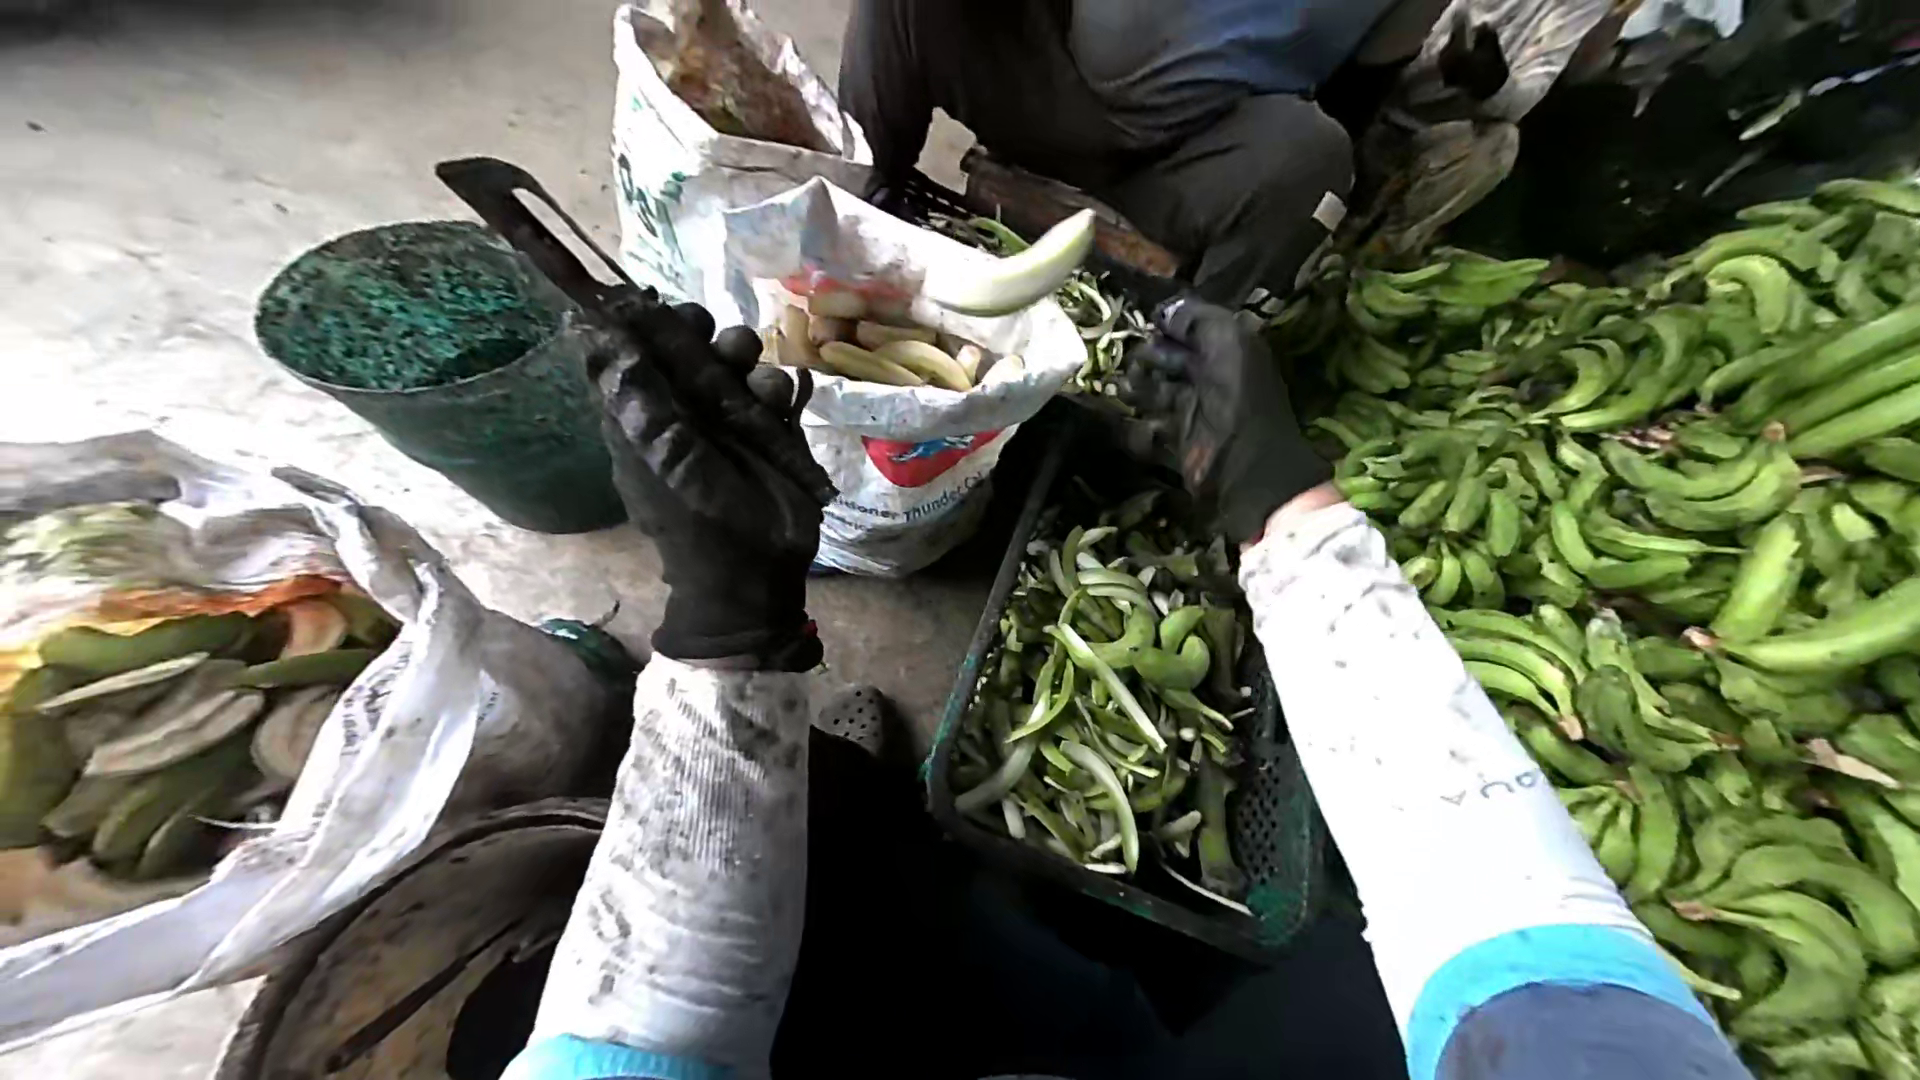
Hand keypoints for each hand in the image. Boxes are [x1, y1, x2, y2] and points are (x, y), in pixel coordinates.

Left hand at [584, 293, 835, 669]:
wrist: (753, 570)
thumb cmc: (696, 517)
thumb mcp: (656, 453)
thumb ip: (634, 392)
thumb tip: (590, 326)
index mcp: (649, 415)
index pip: (643, 353)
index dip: (654, 325)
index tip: (671, 311)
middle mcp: (690, 412)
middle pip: (697, 353)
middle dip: (712, 340)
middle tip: (726, 346)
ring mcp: (736, 424)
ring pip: (742, 369)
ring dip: (753, 365)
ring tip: (764, 386)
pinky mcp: (776, 437)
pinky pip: (781, 397)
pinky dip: (787, 388)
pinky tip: (791, 395)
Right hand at [1122, 296, 1332, 543]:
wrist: (1244, 464)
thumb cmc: (1238, 398)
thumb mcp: (1227, 343)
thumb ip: (1197, 320)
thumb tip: (1163, 311)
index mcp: (1228, 348)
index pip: (1192, 326)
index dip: (1169, 322)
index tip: (1144, 321)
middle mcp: (1210, 373)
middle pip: (1170, 356)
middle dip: (1149, 354)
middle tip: (1131, 358)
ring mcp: (1193, 406)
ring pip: (1157, 386)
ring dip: (1137, 384)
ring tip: (1121, 385)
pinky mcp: (1178, 435)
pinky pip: (1151, 419)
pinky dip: (1137, 417)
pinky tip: (1125, 411)